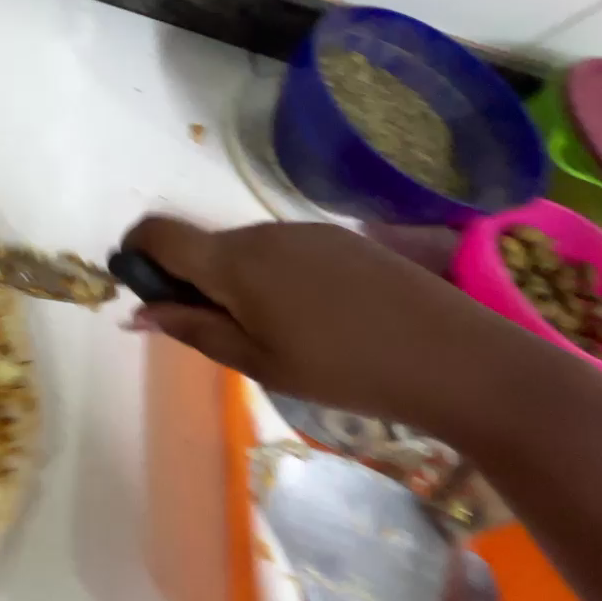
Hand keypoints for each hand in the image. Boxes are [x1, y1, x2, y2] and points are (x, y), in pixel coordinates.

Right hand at [123, 216, 549, 430]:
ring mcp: (303, 230)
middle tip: (222, 331)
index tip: (143, 288)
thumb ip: (193, 329)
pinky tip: (318, 316)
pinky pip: (282, 248)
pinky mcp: (340, 237)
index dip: (136, 252)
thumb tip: (137, 313)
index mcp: (233, 261)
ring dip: (236, 280)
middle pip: (201, 244)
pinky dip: (275, 275)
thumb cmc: (347, 370)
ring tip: (280, 331)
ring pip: (243, 248)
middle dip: (191, 279)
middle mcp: (260, 231)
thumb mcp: (259, 363)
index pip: (158, 232)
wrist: (465, 361)